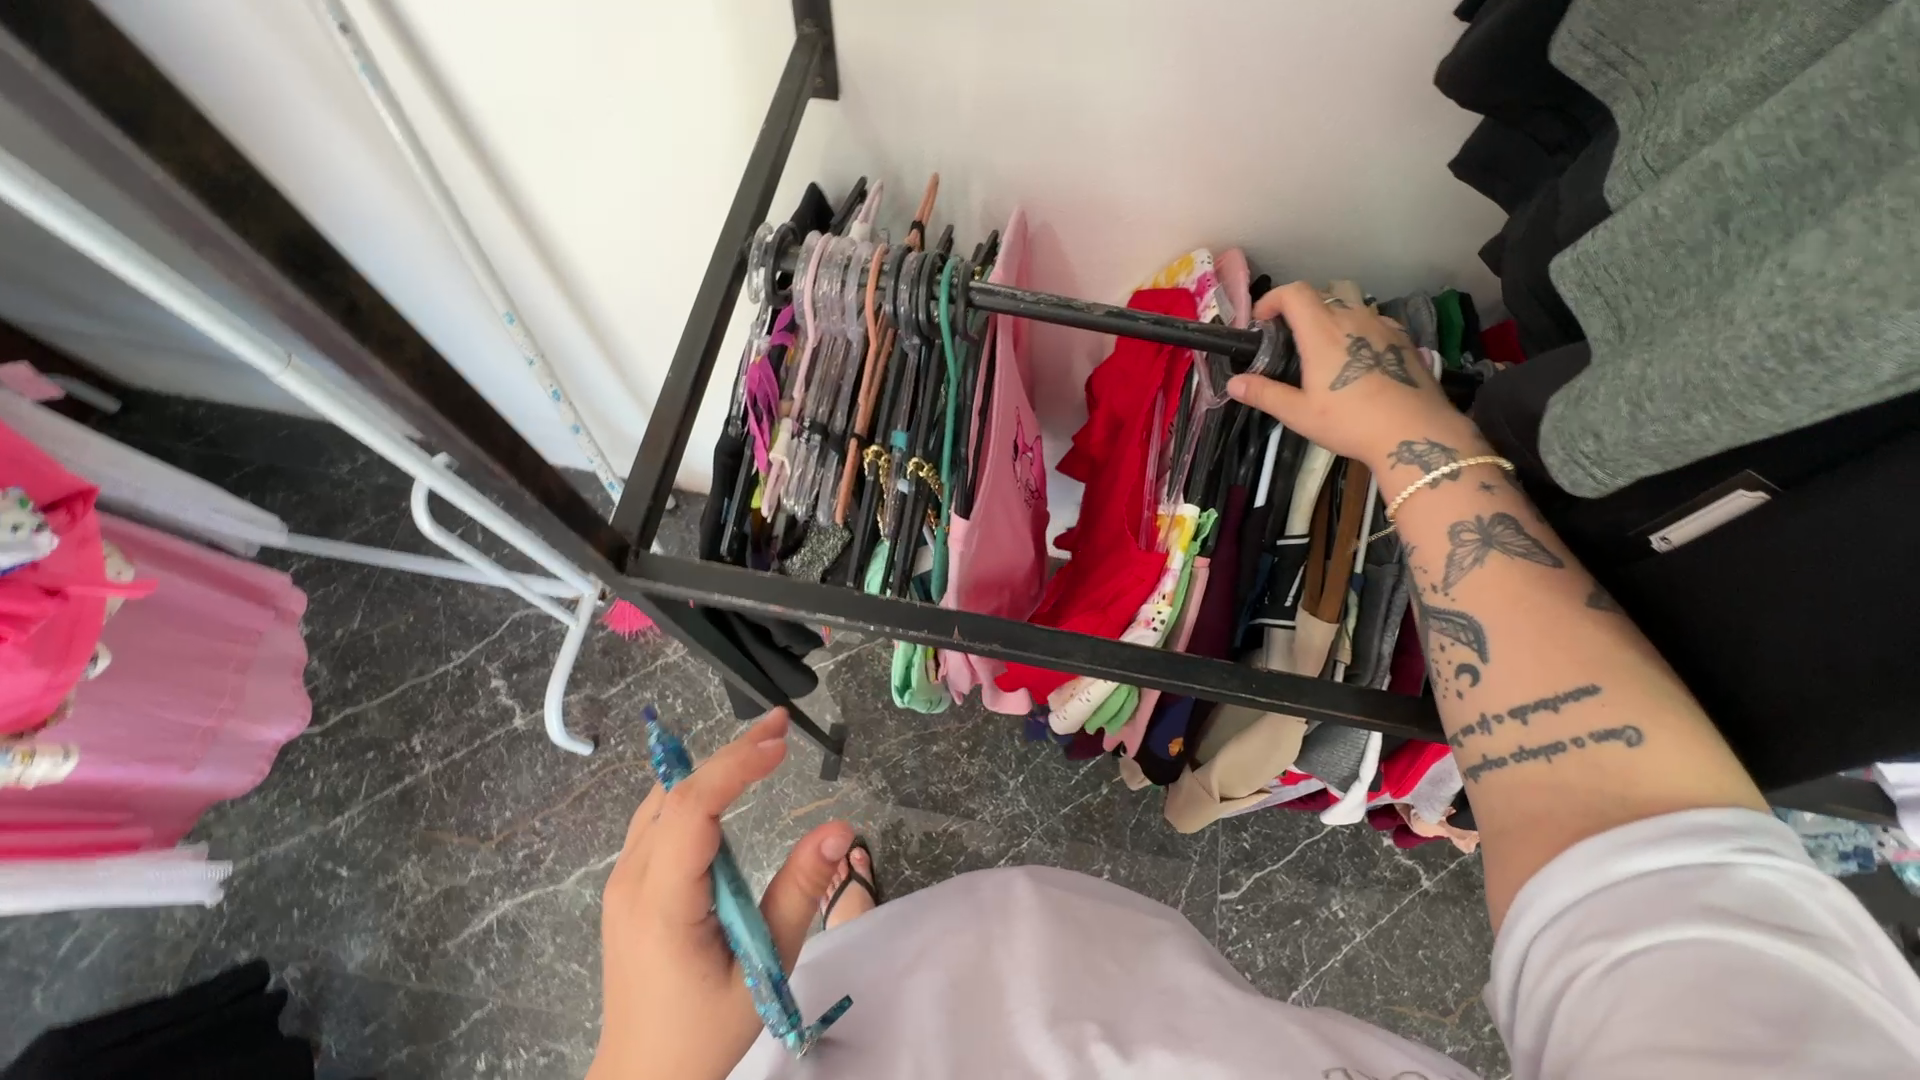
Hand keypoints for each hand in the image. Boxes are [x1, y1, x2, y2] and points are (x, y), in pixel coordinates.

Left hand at [589, 709, 854, 1079]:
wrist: (641, 1075)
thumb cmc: (704, 1030)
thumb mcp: (764, 967)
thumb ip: (800, 894)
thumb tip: (840, 829)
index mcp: (662, 901)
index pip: (693, 807)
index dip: (736, 765)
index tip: (782, 741)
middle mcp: (631, 879)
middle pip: (677, 791)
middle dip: (731, 751)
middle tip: (781, 724)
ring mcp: (623, 880)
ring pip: (663, 799)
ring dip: (712, 767)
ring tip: (763, 746)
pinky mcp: (628, 885)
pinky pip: (658, 819)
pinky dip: (694, 790)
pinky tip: (725, 787)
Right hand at [1227, 282, 1488, 494]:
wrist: (1414, 431)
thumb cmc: (1350, 421)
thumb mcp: (1299, 413)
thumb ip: (1264, 394)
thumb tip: (1232, 384)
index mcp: (1322, 332)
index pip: (1295, 292)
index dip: (1273, 299)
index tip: (1262, 322)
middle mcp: (1353, 318)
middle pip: (1324, 291)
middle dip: (1302, 306)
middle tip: (1290, 336)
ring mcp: (1382, 326)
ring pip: (1353, 302)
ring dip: (1333, 313)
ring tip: (1325, 344)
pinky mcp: (1403, 339)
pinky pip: (1375, 319)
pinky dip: (1359, 327)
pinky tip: (1357, 356)